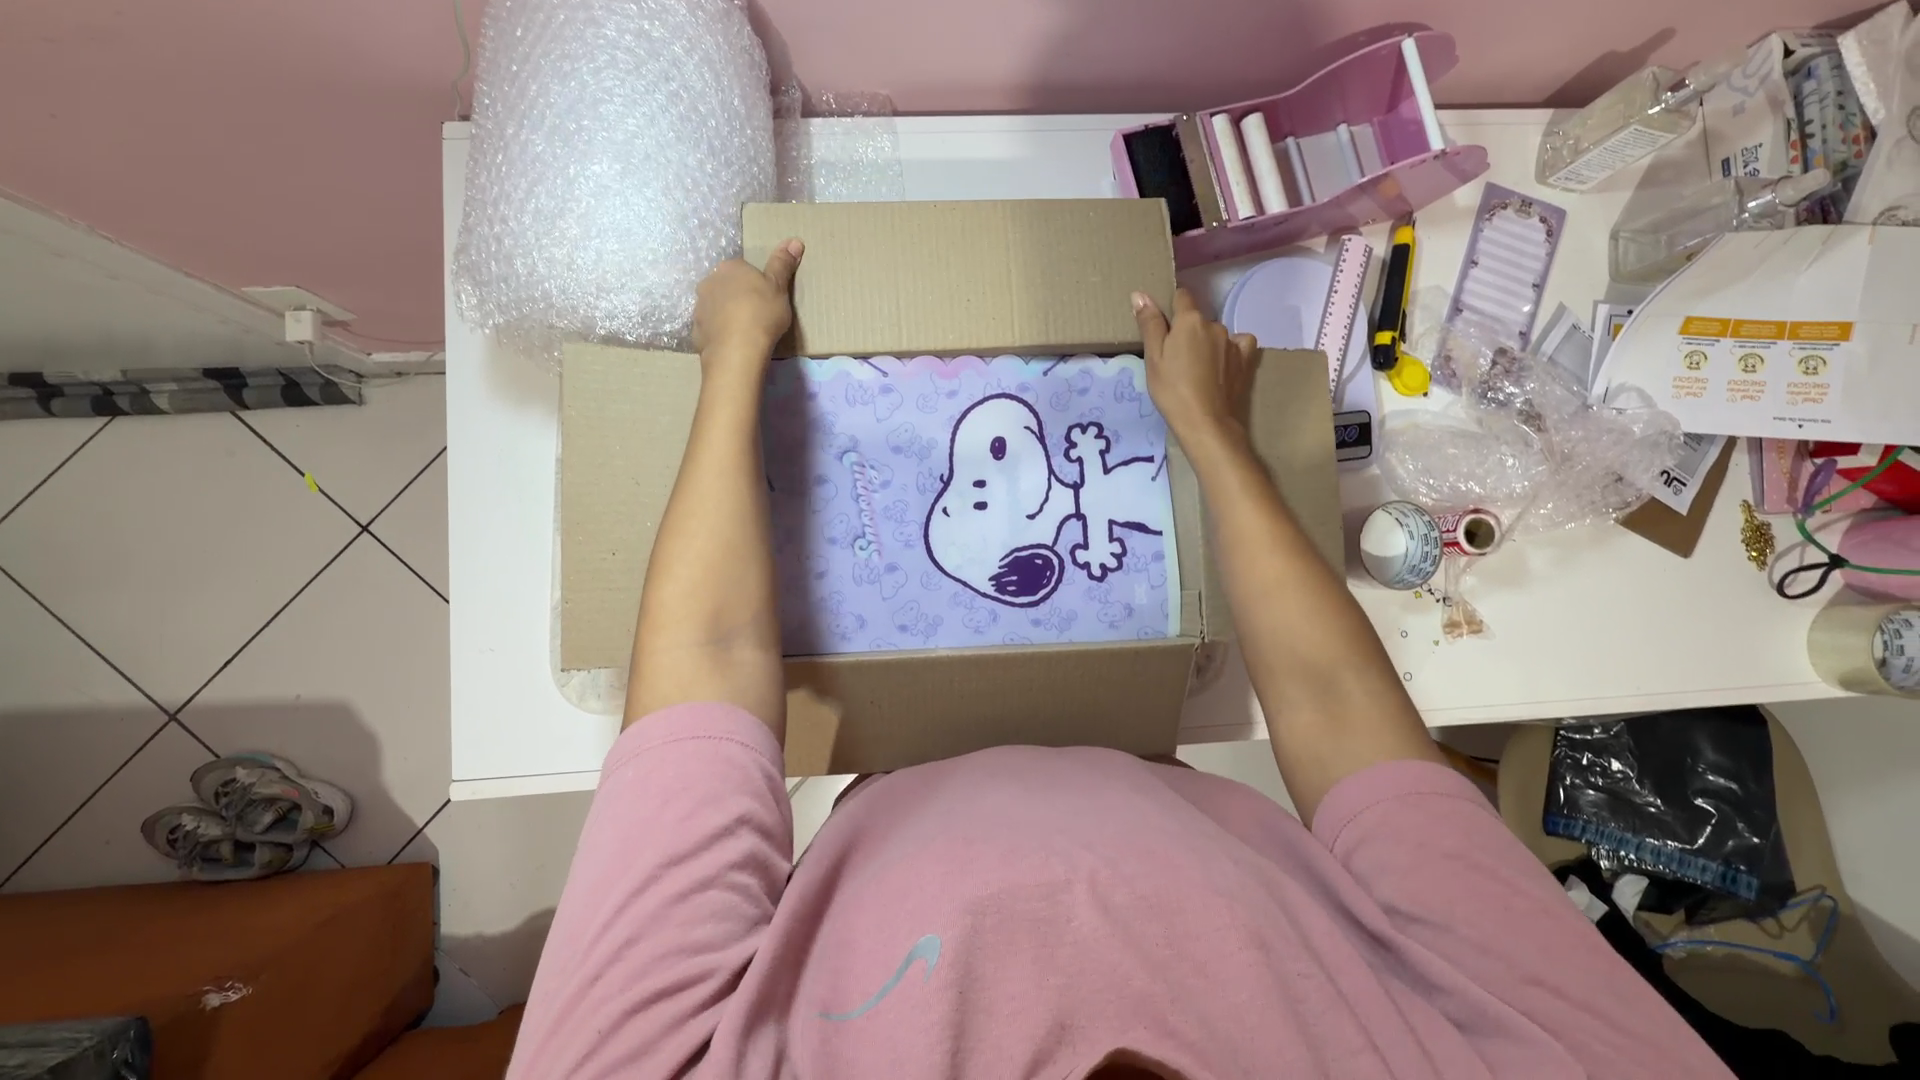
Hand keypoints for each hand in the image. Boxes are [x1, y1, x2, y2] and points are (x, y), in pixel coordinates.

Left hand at [692, 238, 803, 368]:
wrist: (737, 350)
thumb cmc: (762, 314)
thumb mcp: (779, 288)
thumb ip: (783, 264)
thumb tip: (795, 240)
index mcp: (731, 268)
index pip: (742, 269)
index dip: (755, 283)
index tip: (765, 298)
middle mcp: (709, 281)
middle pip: (725, 285)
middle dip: (736, 296)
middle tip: (755, 314)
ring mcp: (699, 306)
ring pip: (715, 306)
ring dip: (725, 314)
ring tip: (743, 332)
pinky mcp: (695, 329)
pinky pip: (709, 327)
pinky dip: (718, 332)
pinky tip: (732, 343)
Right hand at [1132, 288, 1256, 444]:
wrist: (1206, 422)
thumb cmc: (1172, 390)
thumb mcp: (1153, 358)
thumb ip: (1150, 324)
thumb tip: (1140, 294)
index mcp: (1190, 320)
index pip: (1181, 297)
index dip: (1171, 309)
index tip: (1164, 329)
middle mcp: (1214, 324)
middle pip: (1198, 319)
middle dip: (1187, 331)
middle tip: (1175, 359)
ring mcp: (1233, 341)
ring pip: (1215, 333)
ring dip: (1206, 343)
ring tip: (1196, 369)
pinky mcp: (1245, 359)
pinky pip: (1239, 344)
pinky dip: (1231, 349)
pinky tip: (1222, 363)